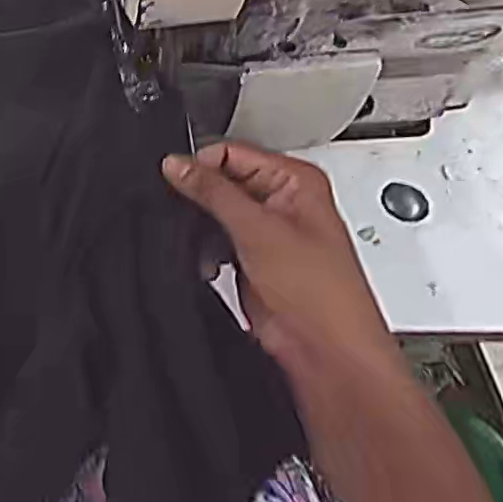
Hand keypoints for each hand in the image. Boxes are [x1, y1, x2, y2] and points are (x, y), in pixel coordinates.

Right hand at [162, 142, 391, 369]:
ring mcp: (266, 232)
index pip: (234, 152)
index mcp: (295, 179)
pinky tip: (208, 259)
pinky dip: (205, 247)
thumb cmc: (322, 292)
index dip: (203, 163)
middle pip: (223, 180)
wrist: (325, 349)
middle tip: (189, 210)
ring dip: (203, 224)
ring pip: (217, 213)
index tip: (177, 177)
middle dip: (201, 195)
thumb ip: (213, 191)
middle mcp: (282, 202)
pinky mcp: (251, 259)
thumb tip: (178, 164)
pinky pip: (216, 241)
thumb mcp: (258, 228)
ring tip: (206, 240)